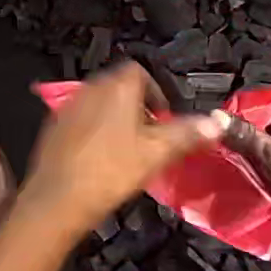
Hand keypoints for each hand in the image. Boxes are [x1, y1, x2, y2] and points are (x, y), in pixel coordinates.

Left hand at [13, 62, 230, 239]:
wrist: (59, 198)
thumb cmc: (111, 172)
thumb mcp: (157, 153)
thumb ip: (187, 133)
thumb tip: (216, 122)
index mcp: (116, 86)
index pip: (140, 71)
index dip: (157, 93)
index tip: (164, 118)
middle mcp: (89, 88)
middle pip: (119, 86)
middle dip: (137, 107)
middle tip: (150, 136)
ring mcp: (68, 106)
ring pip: (99, 103)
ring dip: (115, 118)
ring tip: (127, 149)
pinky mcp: (53, 126)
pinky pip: (80, 119)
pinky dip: (94, 130)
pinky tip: (100, 157)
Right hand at [223, 107, 270, 249]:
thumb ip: (244, 134)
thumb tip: (215, 116)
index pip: (262, 107)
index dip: (238, 113)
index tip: (214, 122)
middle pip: (254, 131)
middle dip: (234, 138)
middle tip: (210, 142)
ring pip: (251, 153)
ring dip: (236, 158)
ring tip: (213, 159)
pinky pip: (253, 172)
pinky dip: (241, 174)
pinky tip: (223, 175)